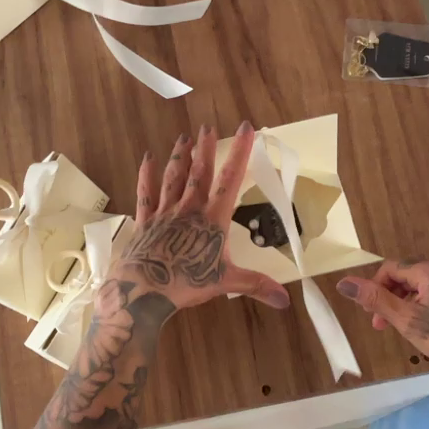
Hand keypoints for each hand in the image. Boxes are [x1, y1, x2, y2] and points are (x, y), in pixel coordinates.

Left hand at [112, 123, 290, 312]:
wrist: (143, 289)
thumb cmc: (187, 283)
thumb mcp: (226, 281)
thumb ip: (256, 285)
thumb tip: (285, 301)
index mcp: (212, 219)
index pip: (230, 180)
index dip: (239, 153)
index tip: (246, 128)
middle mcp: (189, 208)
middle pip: (199, 173)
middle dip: (206, 149)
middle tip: (209, 127)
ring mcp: (164, 212)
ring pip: (173, 178)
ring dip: (179, 157)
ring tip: (184, 137)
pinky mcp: (145, 221)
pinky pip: (146, 193)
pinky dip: (147, 175)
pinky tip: (147, 158)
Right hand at [336, 259, 428, 397]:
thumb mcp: (406, 321)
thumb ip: (375, 299)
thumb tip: (343, 282)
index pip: (392, 268)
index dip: (376, 289)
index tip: (372, 315)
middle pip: (413, 276)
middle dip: (395, 299)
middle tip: (388, 326)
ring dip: (415, 303)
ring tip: (413, 330)